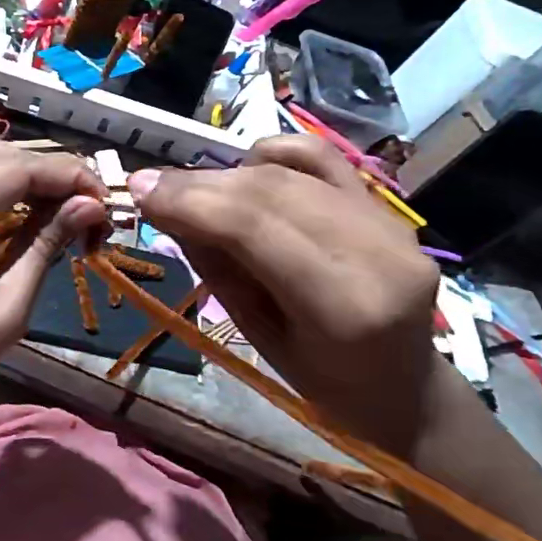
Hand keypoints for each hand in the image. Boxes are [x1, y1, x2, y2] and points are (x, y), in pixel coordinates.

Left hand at [0, 144, 107, 488]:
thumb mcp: (6, 308)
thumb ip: (47, 244)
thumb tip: (93, 205)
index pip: (16, 169)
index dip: (69, 176)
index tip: (106, 201)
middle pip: (0, 157)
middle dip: (53, 175)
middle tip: (91, 209)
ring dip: (29, 178)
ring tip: (67, 209)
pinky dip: (0, 188)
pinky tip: (27, 210)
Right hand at [129, 135, 442, 450]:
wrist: (402, 384)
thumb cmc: (324, 383)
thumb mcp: (258, 337)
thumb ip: (218, 268)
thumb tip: (168, 210)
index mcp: (344, 307)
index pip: (254, 227)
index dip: (190, 201)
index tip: (139, 191)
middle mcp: (376, 254)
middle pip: (271, 191)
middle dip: (199, 184)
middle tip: (151, 186)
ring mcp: (389, 224)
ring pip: (292, 172)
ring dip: (227, 173)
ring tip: (190, 188)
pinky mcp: (387, 208)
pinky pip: (322, 159)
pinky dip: (275, 156)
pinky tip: (248, 171)